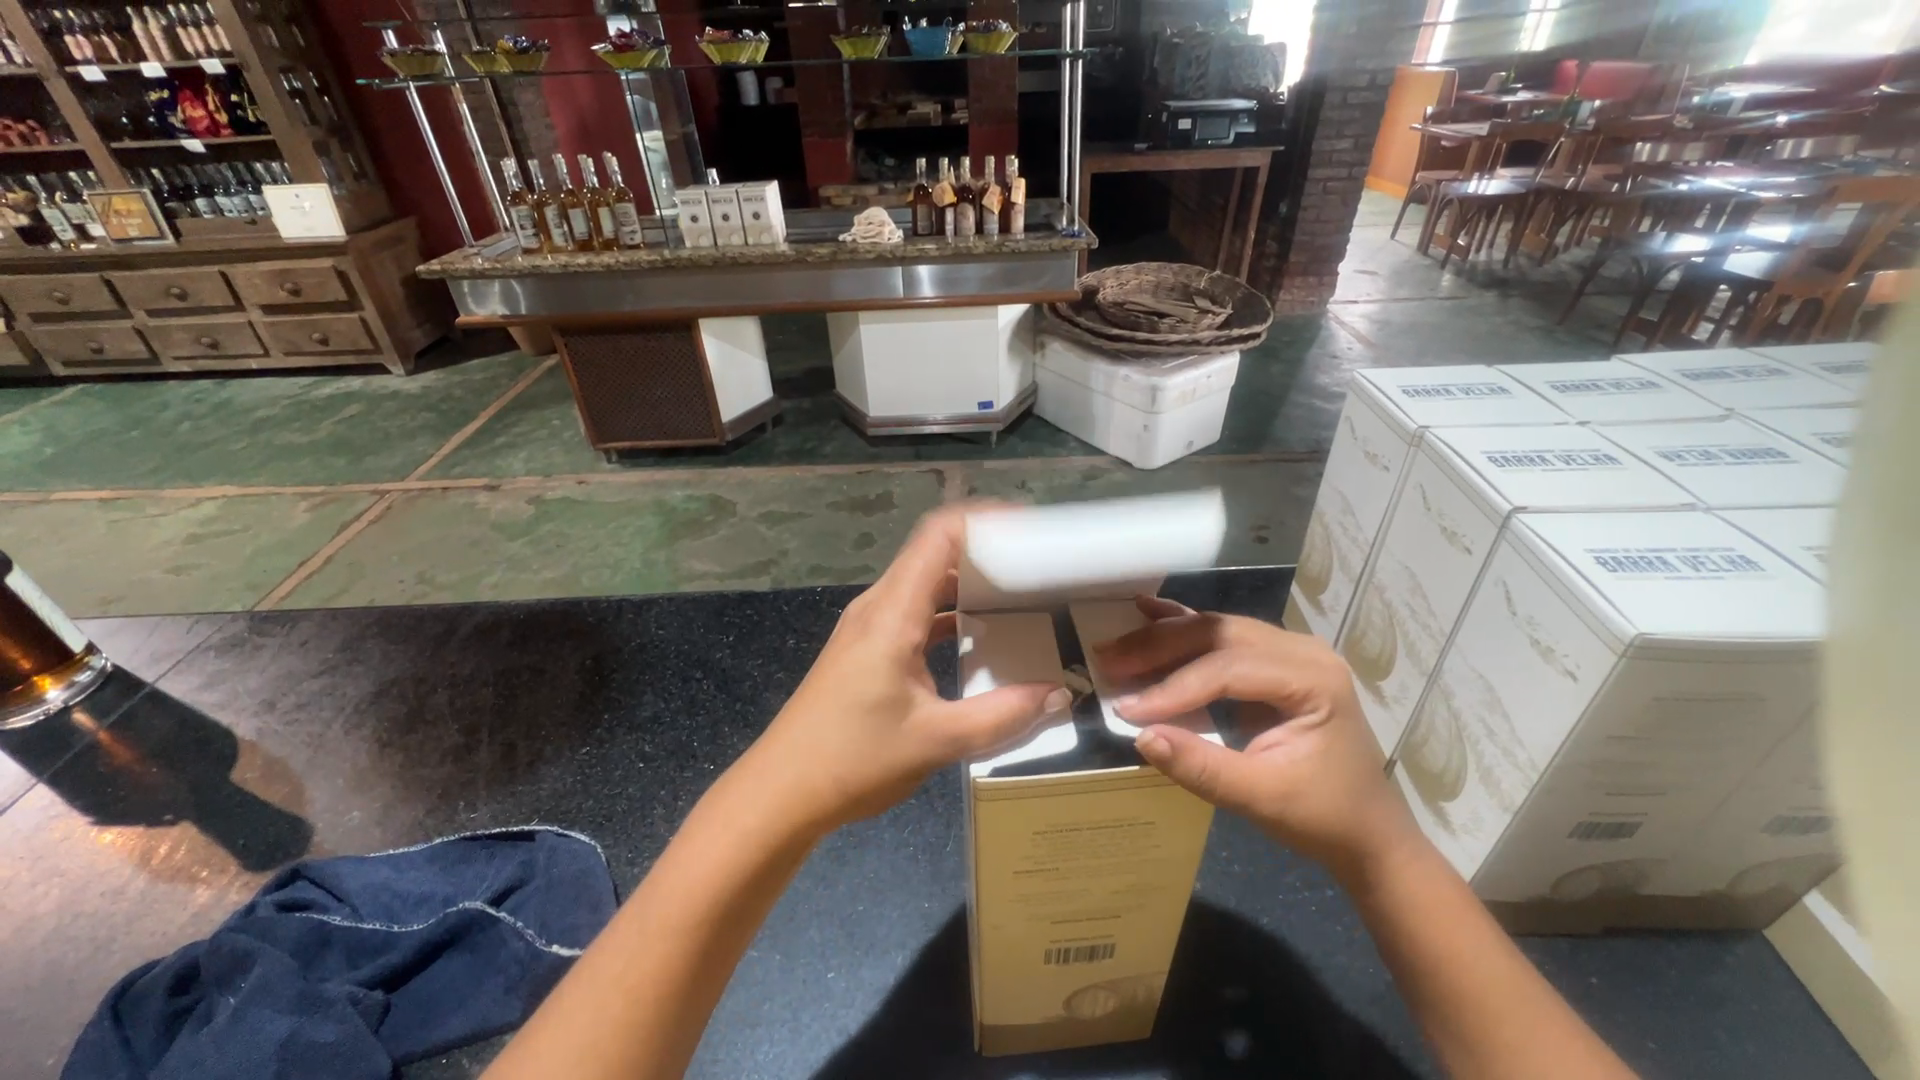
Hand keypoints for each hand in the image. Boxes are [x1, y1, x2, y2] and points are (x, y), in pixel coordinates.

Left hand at [741, 505, 1069, 831]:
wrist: (782, 793)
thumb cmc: (853, 760)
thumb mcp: (938, 740)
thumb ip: (1003, 715)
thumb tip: (1058, 696)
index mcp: (892, 614)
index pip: (939, 536)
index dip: (984, 520)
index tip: (1030, 529)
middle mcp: (878, 608)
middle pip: (935, 555)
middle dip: (987, 552)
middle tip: (1039, 567)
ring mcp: (868, 628)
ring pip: (925, 585)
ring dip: (969, 585)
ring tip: (1021, 596)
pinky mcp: (866, 650)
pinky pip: (916, 614)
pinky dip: (951, 616)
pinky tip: (982, 638)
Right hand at [1096, 597, 1423, 882]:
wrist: (1367, 832)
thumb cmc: (1322, 816)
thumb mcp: (1260, 797)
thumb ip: (1200, 766)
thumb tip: (1141, 737)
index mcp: (1312, 679)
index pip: (1228, 669)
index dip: (1174, 687)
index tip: (1127, 708)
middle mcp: (1304, 651)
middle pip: (1219, 634)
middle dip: (1159, 647)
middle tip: (1108, 662)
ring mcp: (1292, 651)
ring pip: (1217, 630)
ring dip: (1165, 638)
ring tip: (1117, 646)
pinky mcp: (1277, 662)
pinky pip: (1225, 639)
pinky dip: (1185, 629)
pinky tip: (1149, 612)